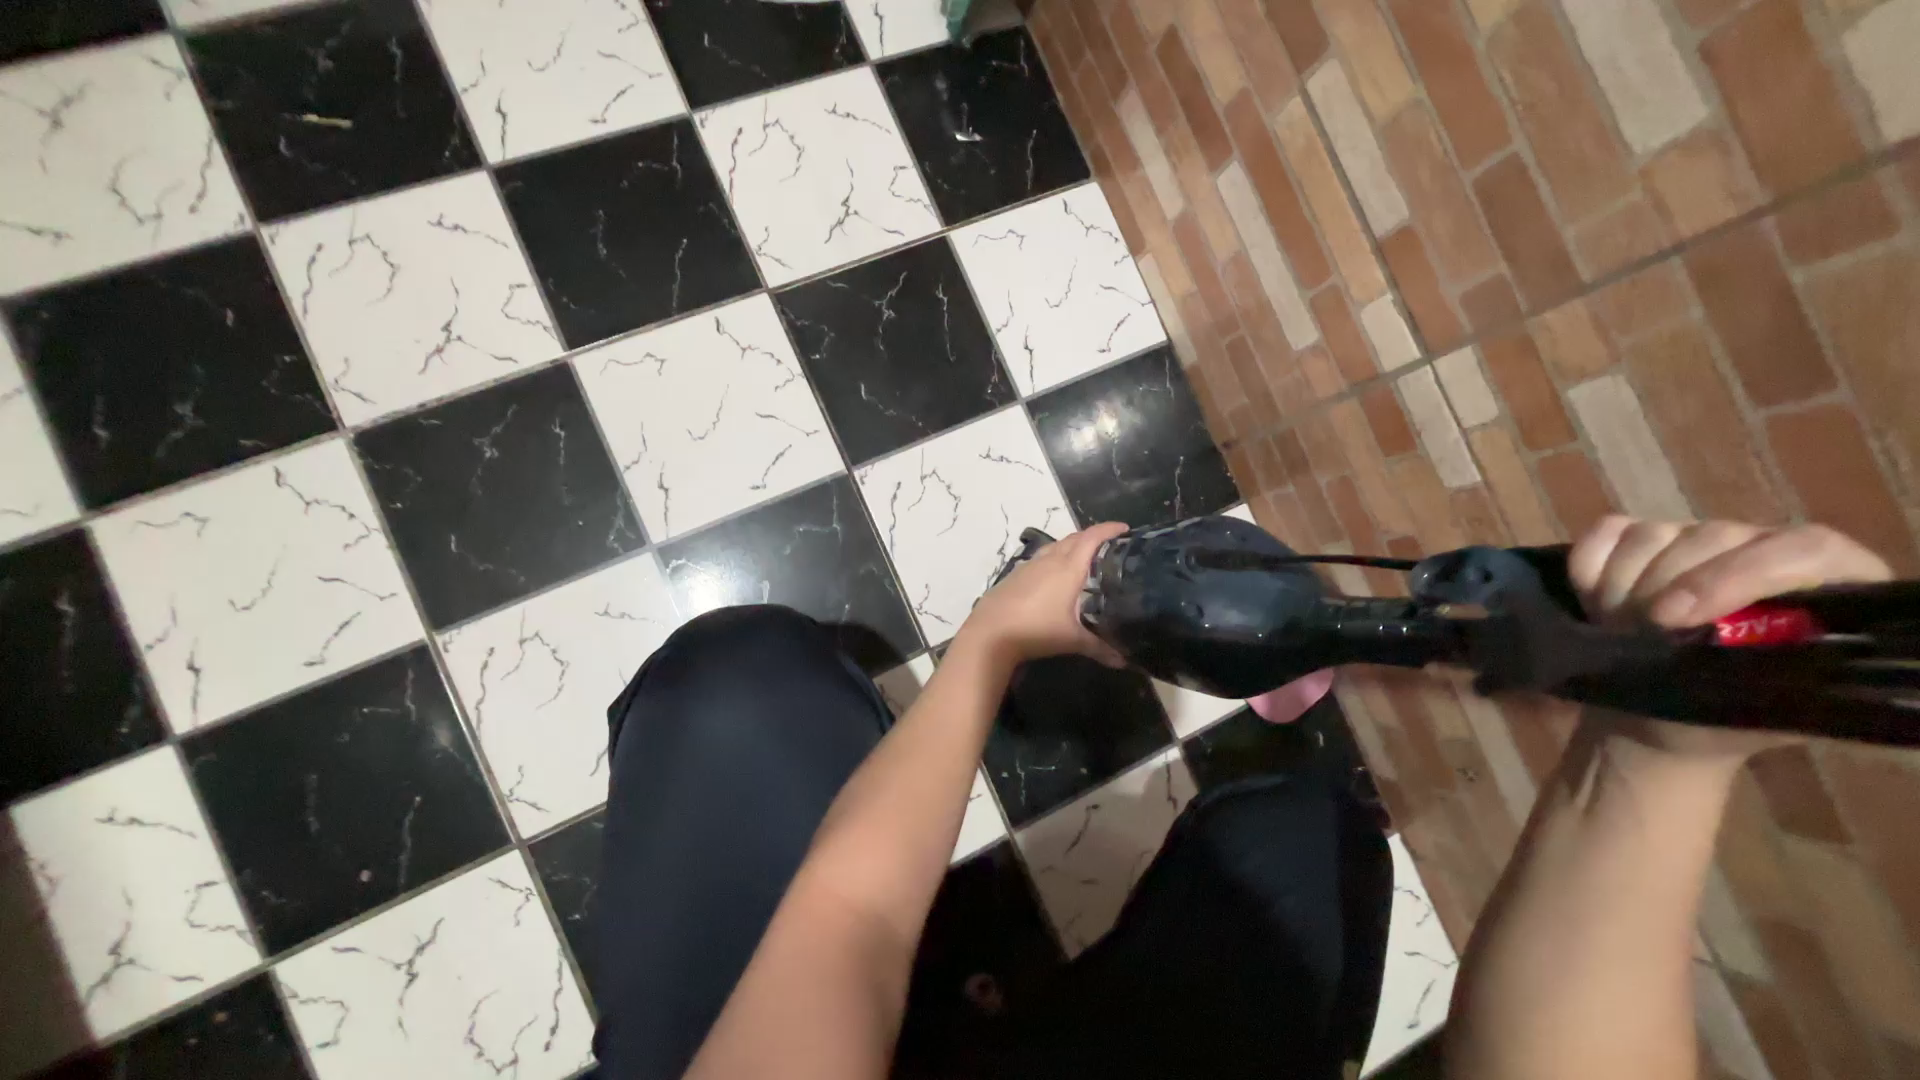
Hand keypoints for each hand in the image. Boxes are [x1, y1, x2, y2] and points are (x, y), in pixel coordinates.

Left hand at [956, 522, 1130, 669]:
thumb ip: (1100, 648)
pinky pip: (1041, 558)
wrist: (990, 632)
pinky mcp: (1016, 575)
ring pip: (1055, 546)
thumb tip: (1124, 662)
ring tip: (1084, 557)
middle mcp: (1050, 560)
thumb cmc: (1037, 630)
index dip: (1109, 529)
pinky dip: (1054, 558)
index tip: (1124, 527)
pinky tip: (1055, 574)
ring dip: (1071, 545)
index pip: (1091, 538)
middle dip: (1092, 536)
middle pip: (1074, 538)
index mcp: (1068, 567)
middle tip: (1109, 544)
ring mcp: (1030, 566)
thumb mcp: (1072, 640)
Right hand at [1566, 515, 1891, 761]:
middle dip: (1657, 588)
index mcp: (1828, 588)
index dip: (1733, 576)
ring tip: (1616, 628)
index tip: (1671, 620)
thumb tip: (1743, 644)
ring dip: (1617, 586)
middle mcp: (1763, 550)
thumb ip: (1765, 674)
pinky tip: (1593, 602)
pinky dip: (1588, 566)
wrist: (1654, 722)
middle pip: (1711, 537)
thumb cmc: (1715, 721)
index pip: (1803, 550)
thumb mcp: (1753, 712)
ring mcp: (1695, 541)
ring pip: (1651, 535)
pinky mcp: (1638, 539)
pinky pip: (1605, 533)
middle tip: (1633, 637)